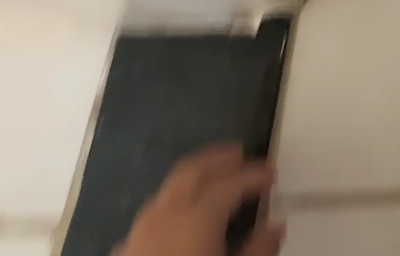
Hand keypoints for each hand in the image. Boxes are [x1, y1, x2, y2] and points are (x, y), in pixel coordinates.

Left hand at [120, 144, 282, 255]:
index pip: (232, 181)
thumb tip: (275, 226)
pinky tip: (175, 221)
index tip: (272, 173)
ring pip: (167, 190)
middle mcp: (167, 214)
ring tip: (211, 180)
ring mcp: (139, 233)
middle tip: (240, 153)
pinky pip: (149, 217)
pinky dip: (169, 206)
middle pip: (193, 171)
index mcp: (199, 216)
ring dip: (192, 178)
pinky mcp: (124, 253)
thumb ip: (258, 250)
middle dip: (218, 159)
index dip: (254, 173)